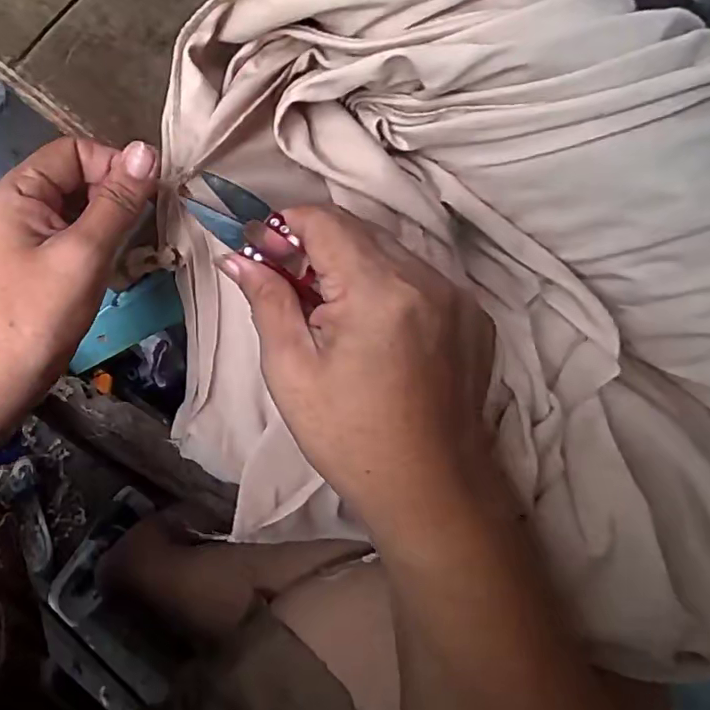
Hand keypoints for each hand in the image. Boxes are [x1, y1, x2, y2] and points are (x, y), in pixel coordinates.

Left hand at [0, 138, 159, 438]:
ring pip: (80, 204)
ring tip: (133, 240)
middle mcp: (17, 203)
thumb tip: (147, 150)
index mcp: (16, 191)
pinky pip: (75, 230)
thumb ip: (116, 201)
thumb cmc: (39, 314)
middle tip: (143, 221)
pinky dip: (100, 236)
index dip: (111, 164)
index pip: (73, 151)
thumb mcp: (84, 253)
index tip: (146, 193)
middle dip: (113, 191)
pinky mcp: (39, 256)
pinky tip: (117, 255)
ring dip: (110, 216)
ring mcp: (27, 231)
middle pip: (76, 174)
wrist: (4, 377)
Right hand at [220, 205, 495, 528]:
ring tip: (322, 310)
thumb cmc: (347, 434)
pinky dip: (381, 282)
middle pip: (357, 228)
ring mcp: (457, 297)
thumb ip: (267, 301)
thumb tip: (237, 258)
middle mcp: (427, 280)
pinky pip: (415, 275)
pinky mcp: (473, 316)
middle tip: (281, 282)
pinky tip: (364, 326)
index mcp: (379, 291)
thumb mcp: (290, 369)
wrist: (430, 489)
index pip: (325, 220)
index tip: (259, 253)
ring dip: (345, 263)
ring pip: (387, 249)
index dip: (284, 225)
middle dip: (311, 244)